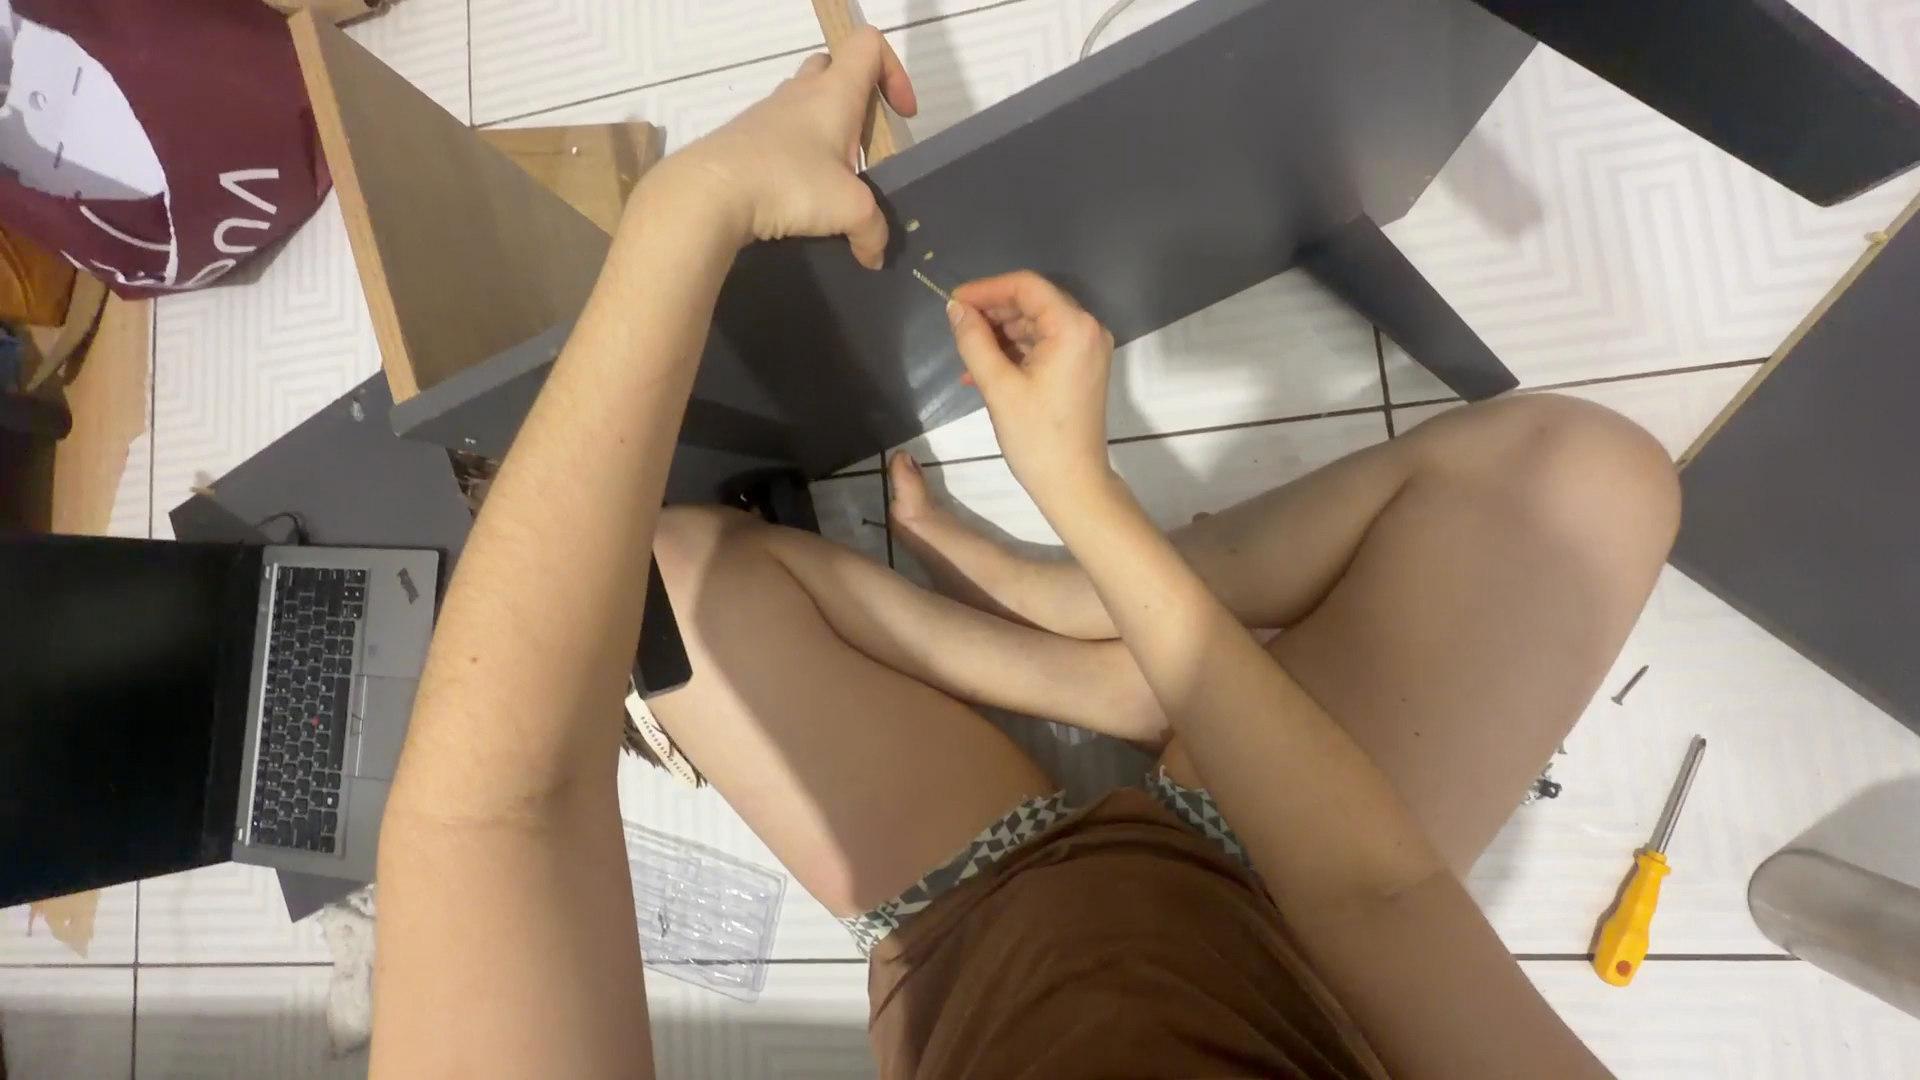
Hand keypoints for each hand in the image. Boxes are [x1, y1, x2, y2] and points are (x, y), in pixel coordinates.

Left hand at [668, 27, 916, 268]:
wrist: (712, 192)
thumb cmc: (790, 183)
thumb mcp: (850, 211)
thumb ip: (873, 232)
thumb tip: (875, 257)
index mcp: (834, 92)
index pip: (869, 46)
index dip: (894, 72)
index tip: (901, 115)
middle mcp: (800, 93)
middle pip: (834, 70)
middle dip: (857, 103)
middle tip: (864, 148)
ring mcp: (768, 115)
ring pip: (805, 106)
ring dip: (826, 135)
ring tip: (832, 183)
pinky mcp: (746, 141)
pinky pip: (781, 139)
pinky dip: (798, 160)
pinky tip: (799, 199)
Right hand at [947, 272, 1118, 511]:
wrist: (1073, 484)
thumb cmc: (1037, 438)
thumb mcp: (998, 387)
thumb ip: (974, 341)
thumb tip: (956, 309)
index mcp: (1073, 327)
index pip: (1026, 286)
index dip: (986, 289)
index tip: (953, 302)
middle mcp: (1088, 330)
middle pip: (1033, 303)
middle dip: (993, 312)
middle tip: (957, 328)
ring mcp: (1088, 350)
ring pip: (1036, 325)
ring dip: (1000, 334)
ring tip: (967, 354)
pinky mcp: (1082, 368)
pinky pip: (1045, 346)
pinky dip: (1016, 352)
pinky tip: (984, 370)